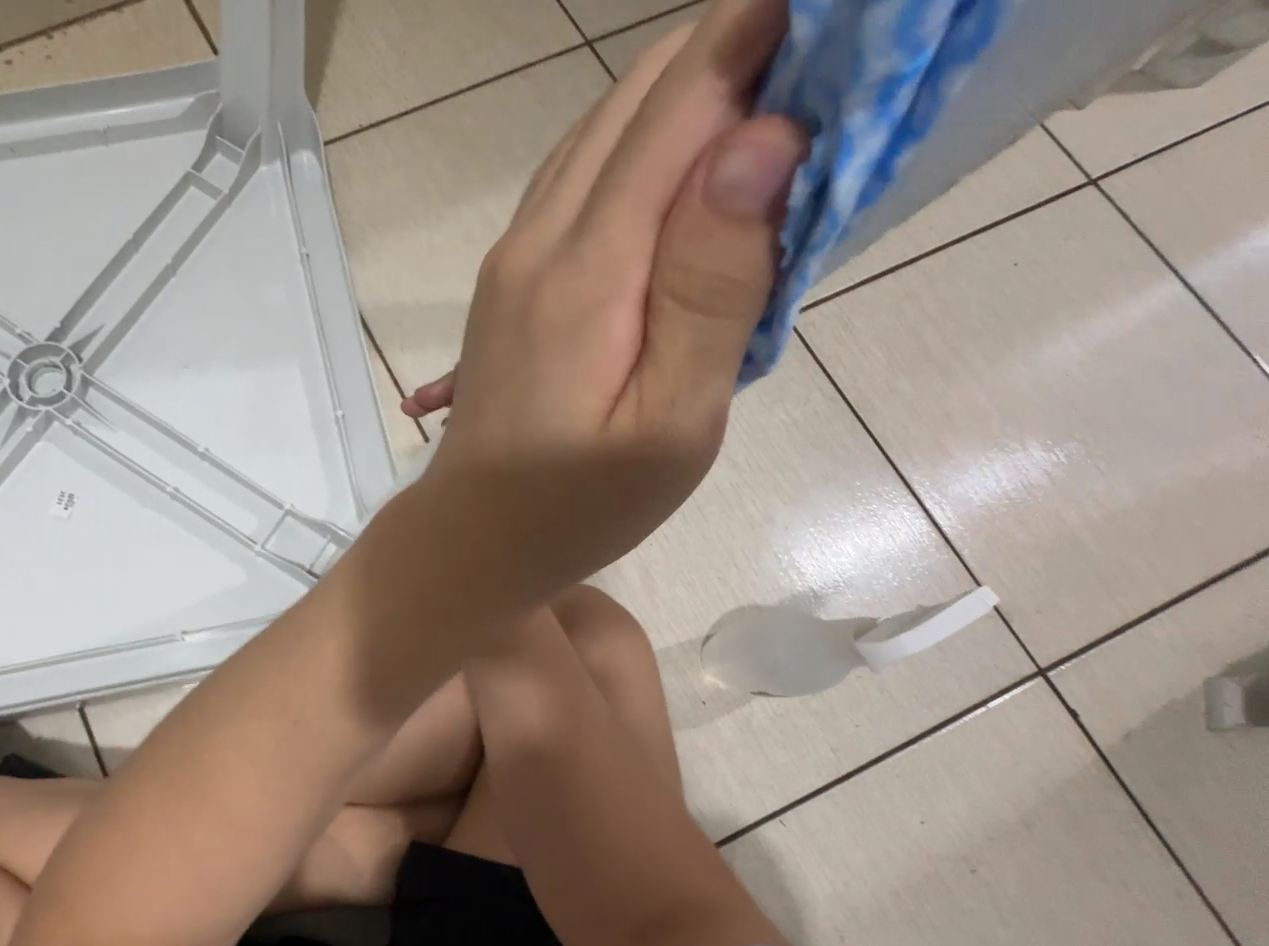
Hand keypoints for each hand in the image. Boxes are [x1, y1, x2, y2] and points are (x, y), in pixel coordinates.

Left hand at [400, 0, 807, 608]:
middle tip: (818, 39)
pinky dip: (636, 141)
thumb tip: (760, 140)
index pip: (673, 113)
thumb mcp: (672, 419)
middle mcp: (537, 239)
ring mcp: (514, 255)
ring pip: (596, 133)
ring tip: (767, 73)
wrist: (473, 535)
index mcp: (584, 269)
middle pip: (630, 105)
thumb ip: (713, 283)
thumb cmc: (579, 503)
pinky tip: (683, 153)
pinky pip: (575, 177)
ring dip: (678, 90)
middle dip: (722, 50)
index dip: (750, 38)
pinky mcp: (510, 276)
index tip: (831, 3)